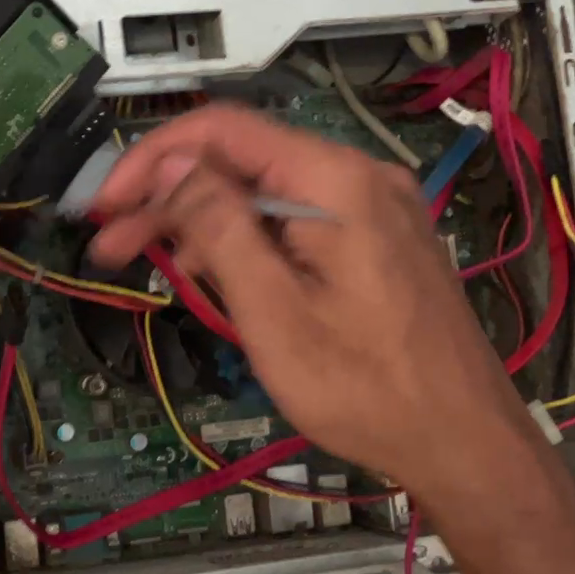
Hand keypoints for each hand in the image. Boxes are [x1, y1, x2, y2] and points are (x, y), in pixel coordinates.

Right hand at [87, 104, 533, 491]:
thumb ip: (218, 225)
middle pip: (244, 160)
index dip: (153, 157)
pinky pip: (298, 218)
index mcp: (334, 180)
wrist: (467, 444)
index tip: (107, 203)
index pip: (223, 130)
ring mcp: (373, 206)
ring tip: (158, 264)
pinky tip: (221, 272)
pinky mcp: (377, 238)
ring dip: (207, 219)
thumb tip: (171, 164)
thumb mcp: (273, 311)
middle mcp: (358, 176)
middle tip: (113, 244)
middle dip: (172, 196)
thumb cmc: (368, 389)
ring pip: (268, 191)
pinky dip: (251, 239)